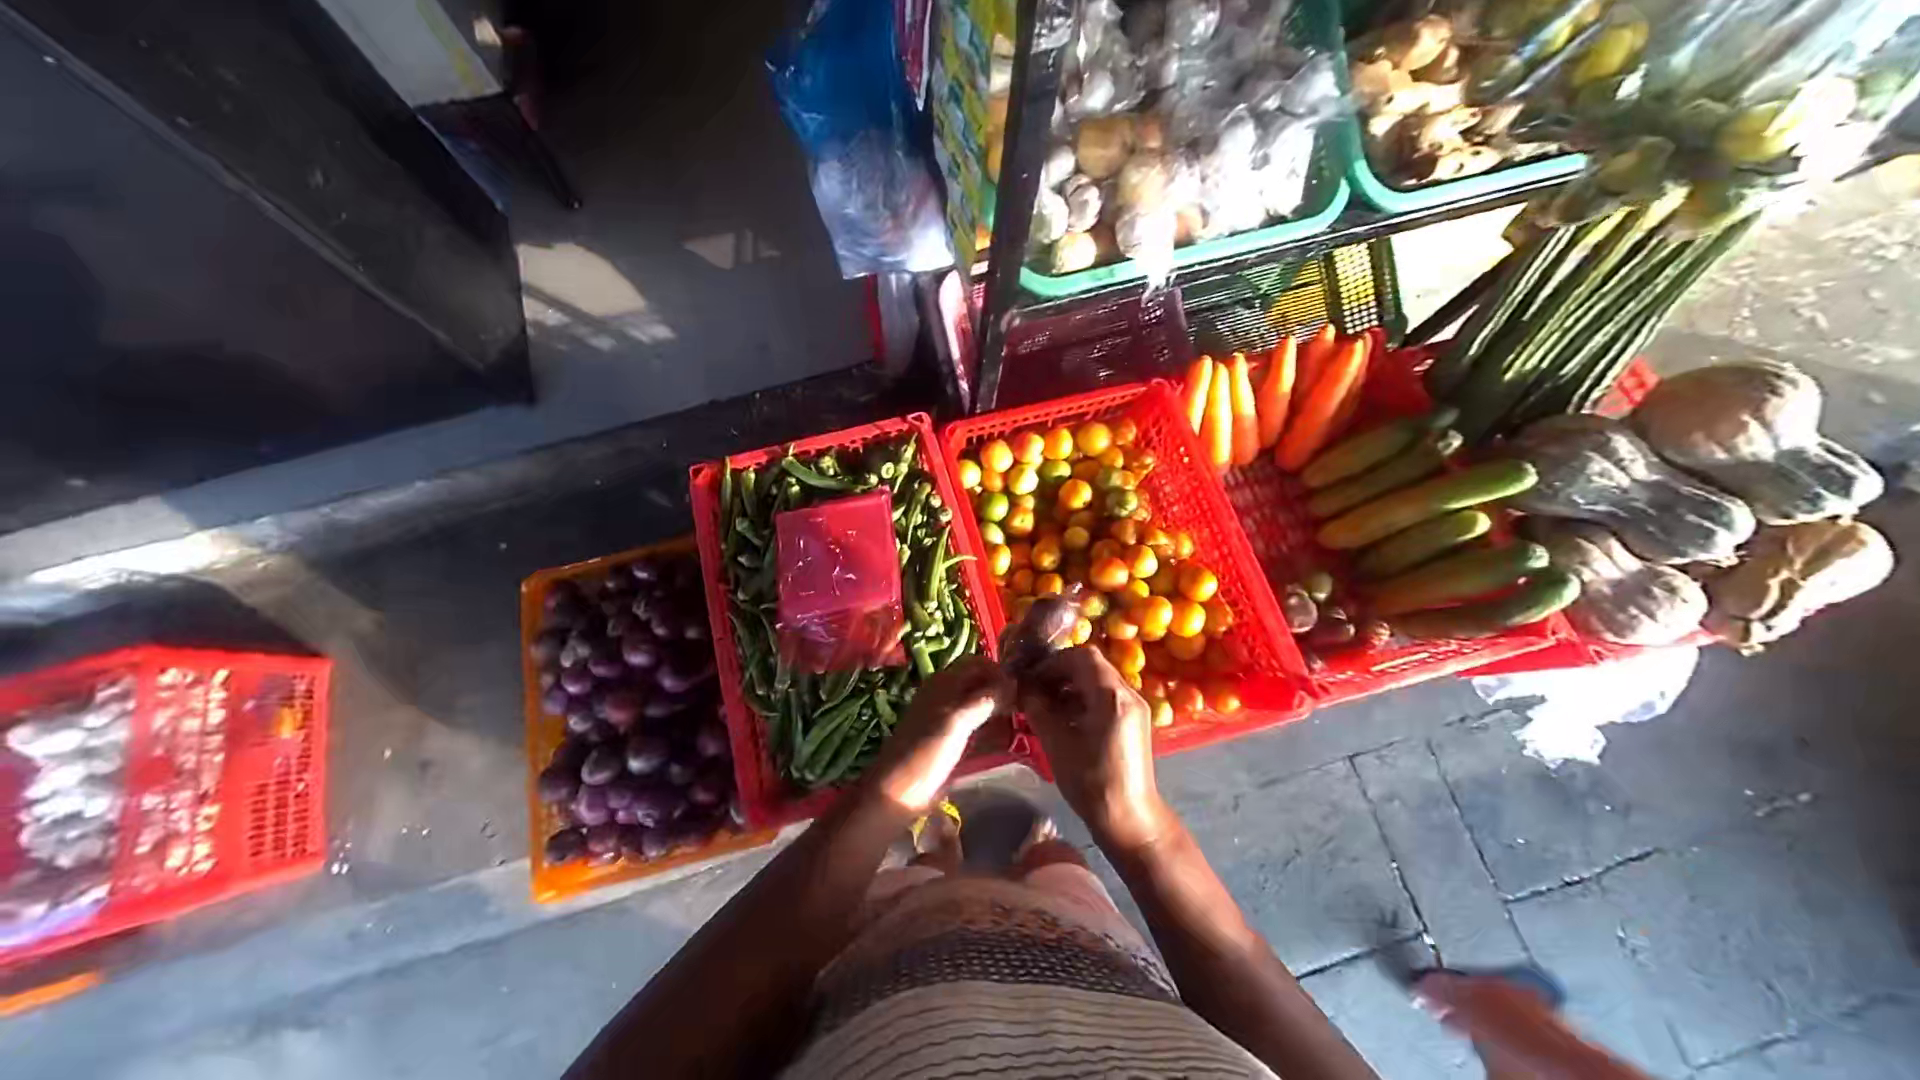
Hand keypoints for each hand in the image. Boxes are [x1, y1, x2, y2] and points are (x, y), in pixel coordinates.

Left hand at [867, 657, 1010, 812]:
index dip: (1001, 672)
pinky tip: (1011, 739)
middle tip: (1028, 706)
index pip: (979, 664)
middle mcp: (948, 696)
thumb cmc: (925, 752)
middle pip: (982, 684)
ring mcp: (950, 719)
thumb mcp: (957, 720)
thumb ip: (985, 698)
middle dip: (1004, 691)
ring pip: (983, 706)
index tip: (1024, 687)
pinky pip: (980, 728)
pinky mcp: (954, 742)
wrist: (898, 793)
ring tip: (1024, 722)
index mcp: (944, 682)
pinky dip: (995, 729)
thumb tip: (1014, 682)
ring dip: (1002, 711)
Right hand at [1016, 646, 1171, 853]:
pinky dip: (1084, 698)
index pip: (1081, 656)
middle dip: (1060, 672)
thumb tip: (1023, 687)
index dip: (1052, 662)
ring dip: (1071, 685)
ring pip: (1099, 680)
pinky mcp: (1134, 721)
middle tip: (1035, 690)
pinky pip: (1106, 696)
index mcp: (1111, 696)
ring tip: (1046, 705)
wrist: (1129, 820)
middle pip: (1091, 665)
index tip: (1031, 678)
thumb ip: (1038, 708)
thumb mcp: (1056, 742)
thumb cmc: (1090, 782)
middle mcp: (1128, 694)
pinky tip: (1065, 718)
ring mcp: (1135, 707)